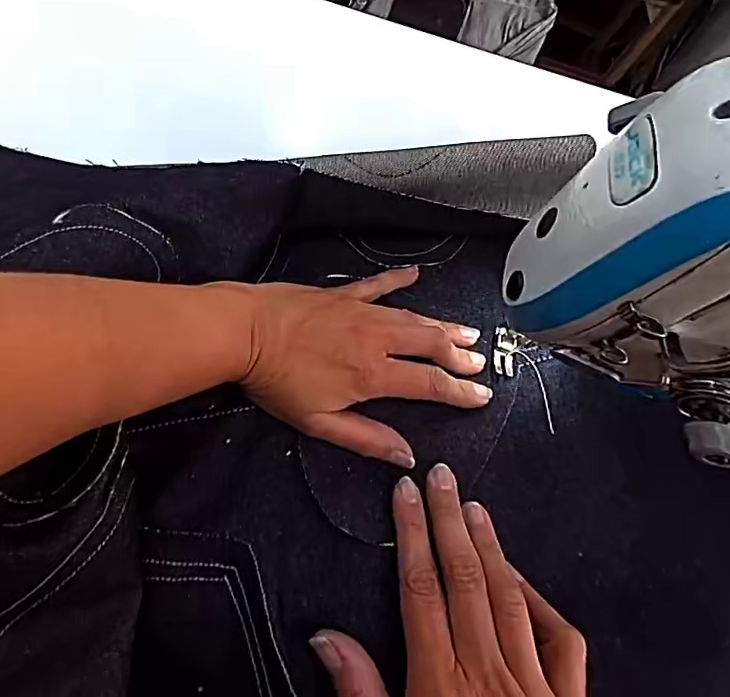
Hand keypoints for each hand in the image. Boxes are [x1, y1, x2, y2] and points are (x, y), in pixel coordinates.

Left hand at [239, 268, 491, 468]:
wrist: (247, 331)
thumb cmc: (278, 380)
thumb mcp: (319, 422)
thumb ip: (366, 438)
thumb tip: (405, 454)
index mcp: (373, 374)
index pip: (430, 383)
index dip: (460, 391)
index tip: (482, 394)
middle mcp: (377, 339)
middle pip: (431, 344)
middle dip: (459, 354)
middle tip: (480, 361)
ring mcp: (363, 312)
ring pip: (414, 317)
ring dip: (443, 325)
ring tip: (466, 331)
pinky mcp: (345, 295)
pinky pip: (380, 285)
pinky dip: (399, 280)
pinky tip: (415, 274)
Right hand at [310, 465, 586, 696]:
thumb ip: (358, 695)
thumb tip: (327, 637)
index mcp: (440, 687)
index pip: (421, 586)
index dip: (411, 532)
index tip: (405, 492)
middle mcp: (488, 677)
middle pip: (464, 577)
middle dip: (448, 519)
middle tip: (440, 476)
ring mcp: (532, 690)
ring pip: (509, 597)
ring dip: (490, 546)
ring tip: (474, 506)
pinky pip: (561, 641)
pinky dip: (541, 603)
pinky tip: (524, 581)